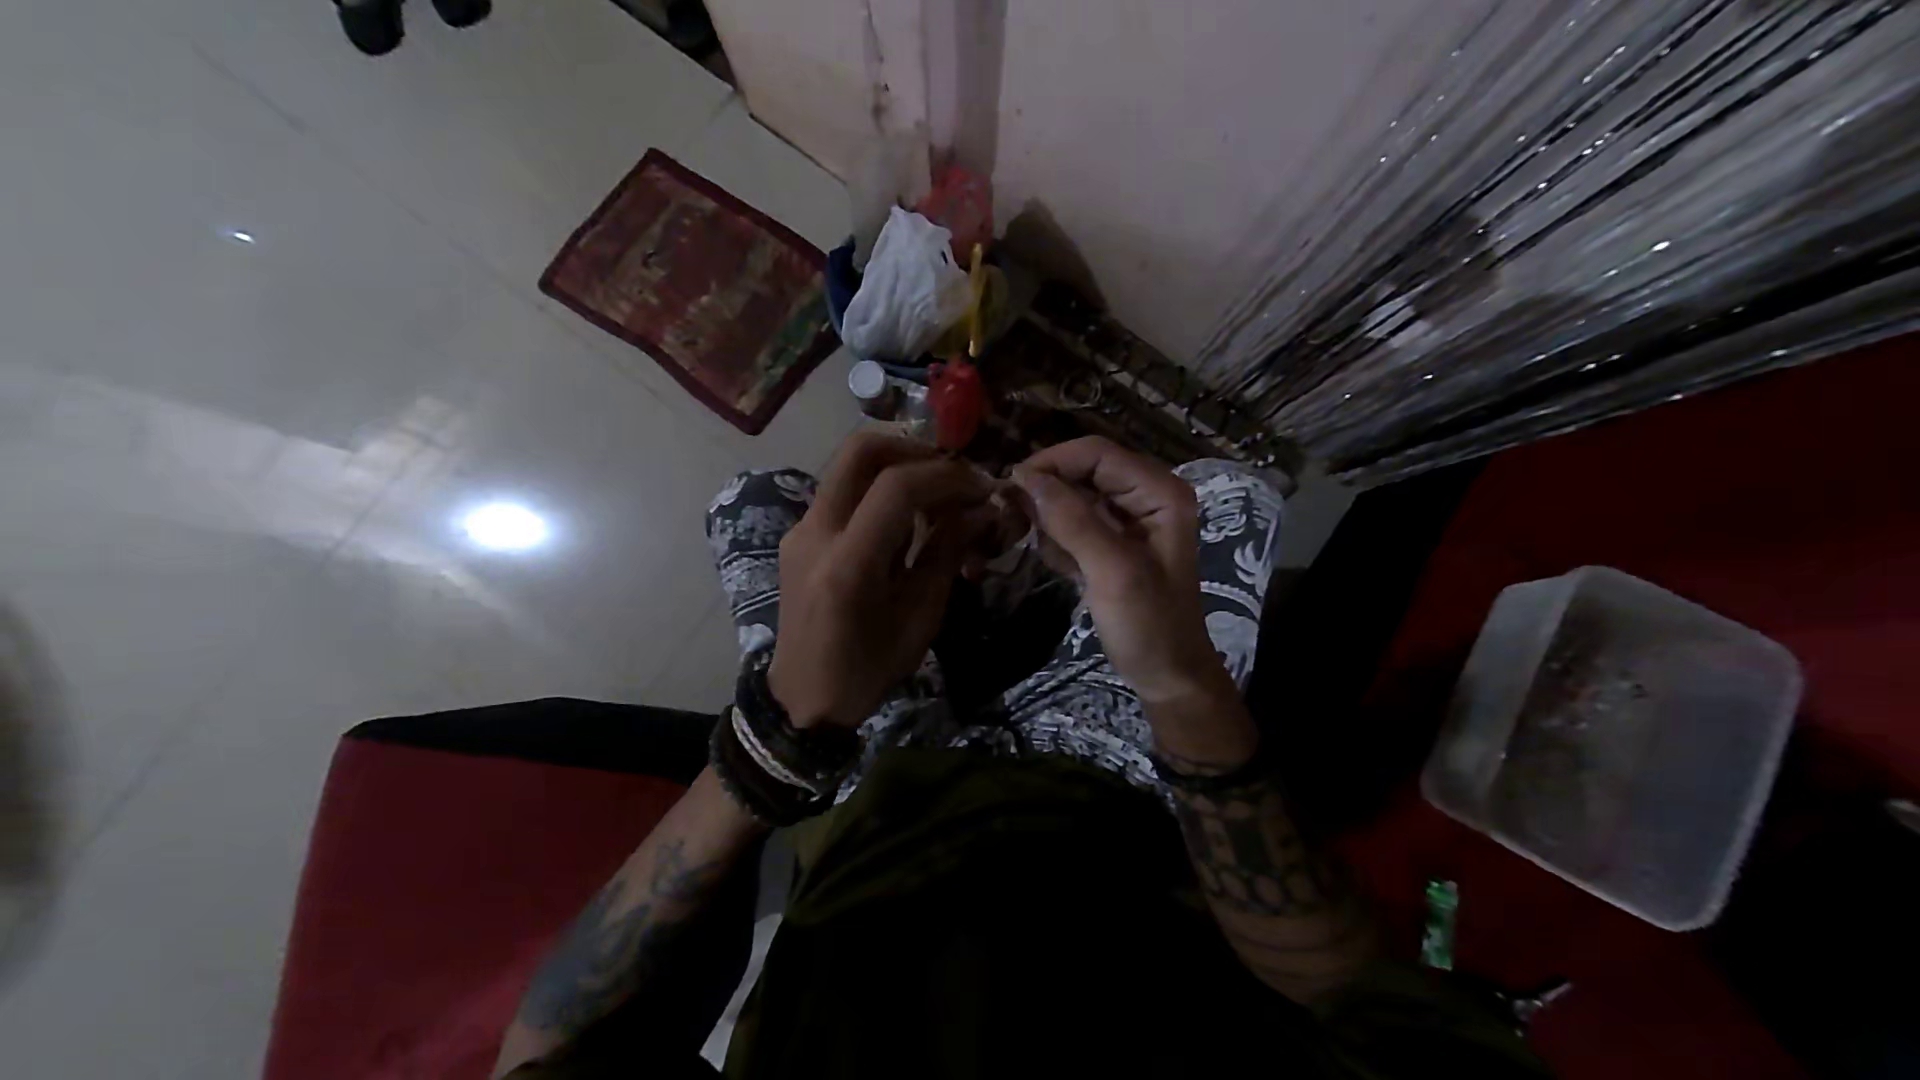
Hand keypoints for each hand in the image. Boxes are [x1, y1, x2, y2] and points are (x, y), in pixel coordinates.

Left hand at [767, 433, 992, 728]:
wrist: (803, 697)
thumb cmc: (868, 670)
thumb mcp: (920, 617)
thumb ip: (947, 553)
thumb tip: (980, 508)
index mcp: (847, 564)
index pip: (896, 487)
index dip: (945, 476)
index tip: (980, 488)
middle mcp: (815, 532)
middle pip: (860, 451)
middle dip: (913, 448)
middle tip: (951, 471)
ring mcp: (801, 529)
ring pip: (849, 467)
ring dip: (897, 466)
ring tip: (937, 494)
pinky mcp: (799, 534)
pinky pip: (843, 492)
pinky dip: (879, 490)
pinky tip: (907, 518)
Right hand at [1013, 437, 1235, 710]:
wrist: (1166, 674)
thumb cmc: (1149, 625)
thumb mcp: (1113, 572)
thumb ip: (1073, 521)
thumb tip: (1025, 478)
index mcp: (1159, 492)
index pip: (1096, 453)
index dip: (1052, 463)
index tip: (1011, 487)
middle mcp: (1145, 495)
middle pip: (1081, 470)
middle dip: (1047, 494)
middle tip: (1017, 523)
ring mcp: (1127, 518)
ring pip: (1070, 496)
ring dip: (1051, 523)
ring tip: (1060, 561)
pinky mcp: (1110, 540)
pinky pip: (1070, 522)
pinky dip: (1058, 541)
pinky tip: (1069, 572)